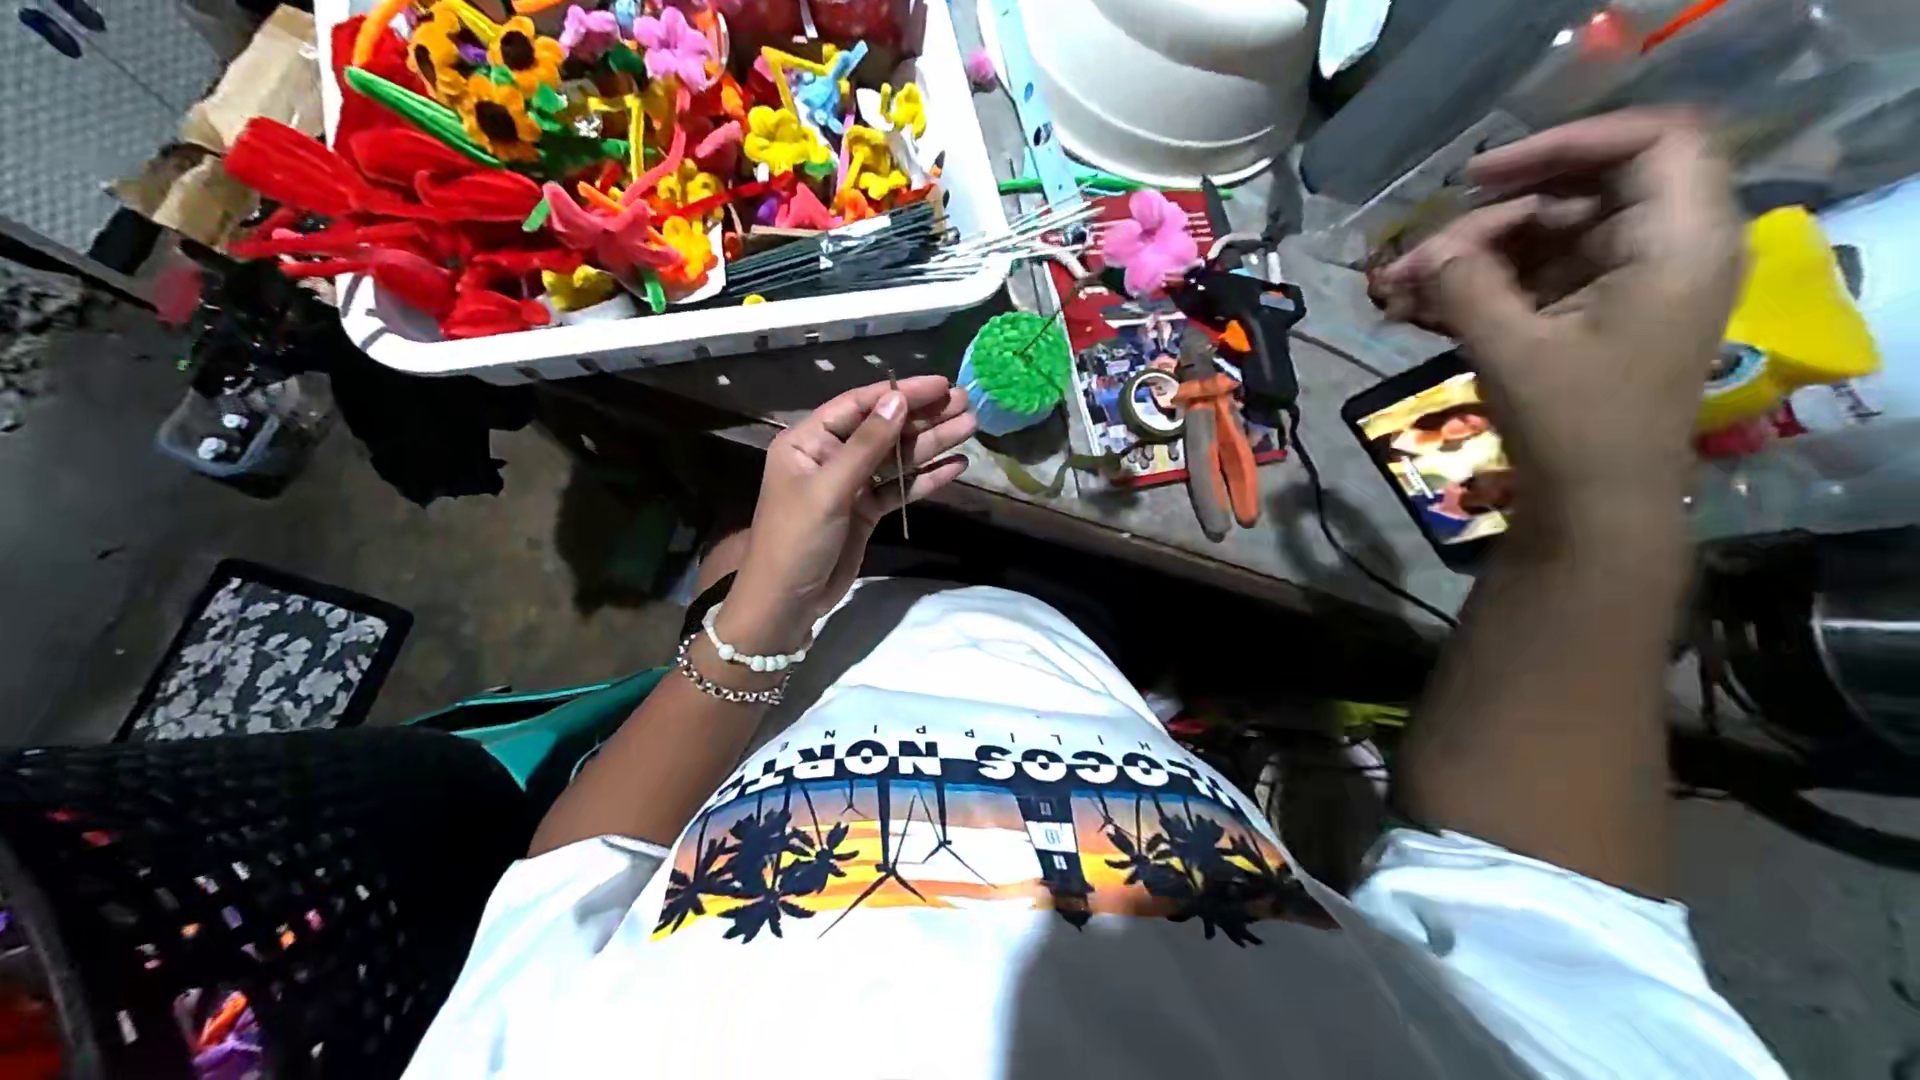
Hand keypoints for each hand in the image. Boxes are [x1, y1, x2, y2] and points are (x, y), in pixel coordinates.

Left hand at [722, 376, 975, 650]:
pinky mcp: (866, 511)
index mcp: (808, 440)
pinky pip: (900, 489)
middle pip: (883, 429)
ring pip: (897, 458)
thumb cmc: (796, 538)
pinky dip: (926, 479)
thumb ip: (867, 445)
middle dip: (924, 416)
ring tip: (970, 427)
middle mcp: (830, 456)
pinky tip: (956, 468)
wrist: (786, 601)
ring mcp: (851, 484)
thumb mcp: (829, 488)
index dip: (901, 393)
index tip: (941, 385)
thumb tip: (899, 399)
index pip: (860, 405)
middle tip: (966, 403)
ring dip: (932, 444)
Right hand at [1371, 110, 1740, 529]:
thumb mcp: (1510, 349)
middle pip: (1571, 198)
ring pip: (1540, 241)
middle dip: (1481, 228)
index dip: (1560, 145)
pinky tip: (1418, 309)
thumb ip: (1466, 287)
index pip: (1645, 144)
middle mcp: (1659, 249)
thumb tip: (1427, 254)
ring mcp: (1622, 284)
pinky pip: (1530, 280)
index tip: (1473, 179)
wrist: (1595, 499)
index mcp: (1675, 242)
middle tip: (1409, 268)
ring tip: (1397, 294)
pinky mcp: (1589, 315)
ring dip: (1465, 262)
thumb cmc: (1571, 424)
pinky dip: (1477, 289)